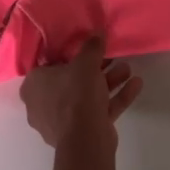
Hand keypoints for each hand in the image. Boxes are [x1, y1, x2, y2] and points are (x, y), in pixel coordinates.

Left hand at [21, 38, 142, 151]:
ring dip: (108, 82)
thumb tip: (99, 31)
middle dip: (96, 69)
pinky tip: (135, 85)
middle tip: (112, 57)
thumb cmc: (75, 93)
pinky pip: (97, 111)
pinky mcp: (80, 133)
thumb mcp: (85, 62)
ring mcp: (61, 122)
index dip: (66, 55)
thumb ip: (92, 46)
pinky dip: (115, 98)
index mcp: (34, 86)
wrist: (85, 138)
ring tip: (127, 69)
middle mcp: (43, 104)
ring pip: (86, 96)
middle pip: (71, 80)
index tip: (82, 48)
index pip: (47, 65)